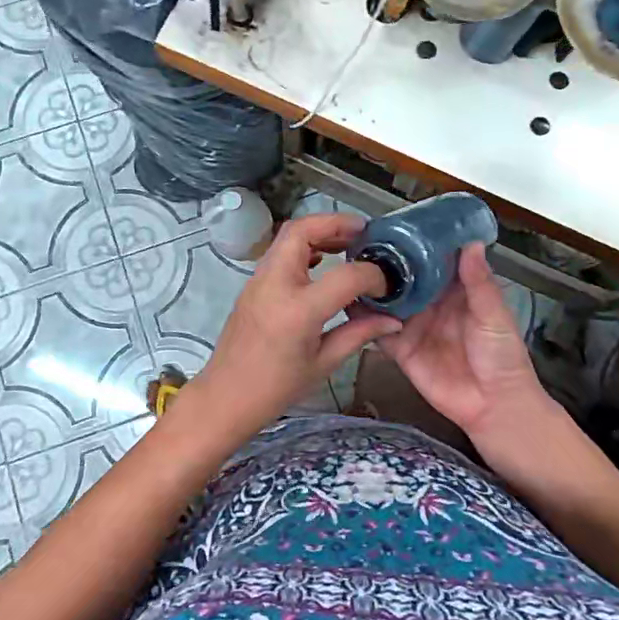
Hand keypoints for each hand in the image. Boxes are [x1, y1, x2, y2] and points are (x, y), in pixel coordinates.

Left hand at [187, 213, 402, 438]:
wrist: (226, 396)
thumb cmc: (276, 388)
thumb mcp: (323, 363)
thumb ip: (359, 334)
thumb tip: (393, 320)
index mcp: (298, 309)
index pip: (345, 275)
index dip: (372, 275)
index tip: (384, 284)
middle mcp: (275, 283)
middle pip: (304, 230)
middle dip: (336, 223)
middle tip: (364, 233)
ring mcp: (259, 279)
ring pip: (288, 235)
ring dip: (318, 230)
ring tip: (347, 242)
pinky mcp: (253, 284)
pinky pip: (279, 251)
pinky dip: (303, 245)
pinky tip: (322, 261)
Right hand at [370, 243, 566, 477]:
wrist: (494, 406)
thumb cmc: (502, 357)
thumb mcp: (494, 315)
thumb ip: (478, 283)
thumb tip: (470, 243)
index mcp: (457, 291)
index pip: (433, 261)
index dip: (416, 244)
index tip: (394, 226)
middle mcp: (432, 304)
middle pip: (405, 279)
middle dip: (386, 265)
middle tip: (360, 246)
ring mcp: (414, 327)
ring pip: (388, 303)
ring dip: (371, 289)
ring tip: (347, 269)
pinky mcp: (400, 350)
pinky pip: (378, 333)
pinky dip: (363, 320)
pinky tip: (347, 304)